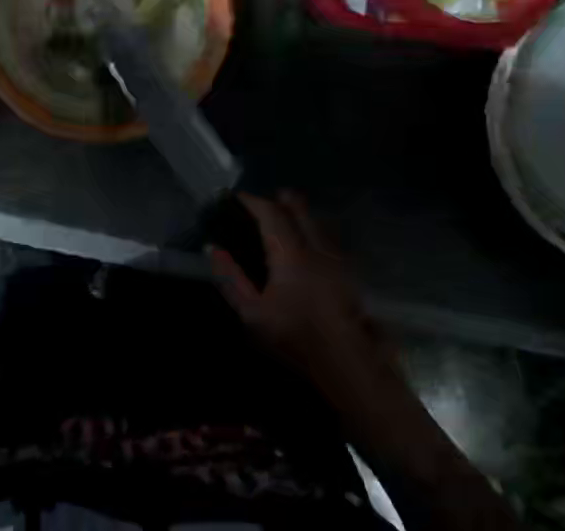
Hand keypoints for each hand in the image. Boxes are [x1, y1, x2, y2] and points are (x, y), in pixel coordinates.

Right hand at [210, 192, 396, 395]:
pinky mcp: (350, 272)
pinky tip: (307, 246)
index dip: (253, 201)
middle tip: (263, 204)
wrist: (348, 366)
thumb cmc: (295, 338)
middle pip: (299, 208)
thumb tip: (214, 248)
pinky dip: (314, 232)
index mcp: (290, 252)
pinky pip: (328, 238)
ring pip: (317, 221)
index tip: (238, 198)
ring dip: (299, 214)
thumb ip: (231, 278)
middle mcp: (317, 246)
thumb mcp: (253, 313)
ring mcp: (337, 258)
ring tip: (283, 220)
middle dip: (280, 200)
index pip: (270, 213)